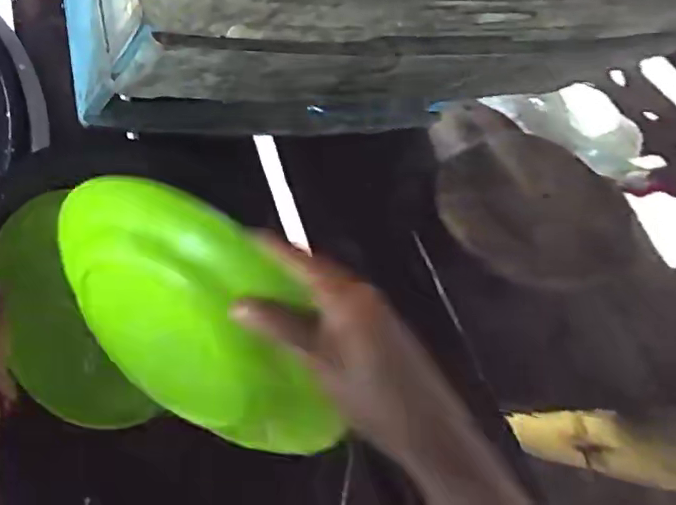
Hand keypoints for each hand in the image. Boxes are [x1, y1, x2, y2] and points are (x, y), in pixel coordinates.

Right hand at [231, 239, 526, 502]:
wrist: (438, 440)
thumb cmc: (372, 396)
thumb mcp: (318, 363)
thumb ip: (279, 327)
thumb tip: (237, 303)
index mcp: (343, 294)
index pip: (297, 258)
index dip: (269, 245)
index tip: (242, 234)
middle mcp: (361, 291)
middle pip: (315, 265)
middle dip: (284, 260)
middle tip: (252, 260)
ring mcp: (377, 309)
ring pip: (329, 282)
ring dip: (302, 279)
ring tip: (271, 283)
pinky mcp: (386, 327)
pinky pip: (342, 297)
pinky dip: (318, 296)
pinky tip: (305, 313)